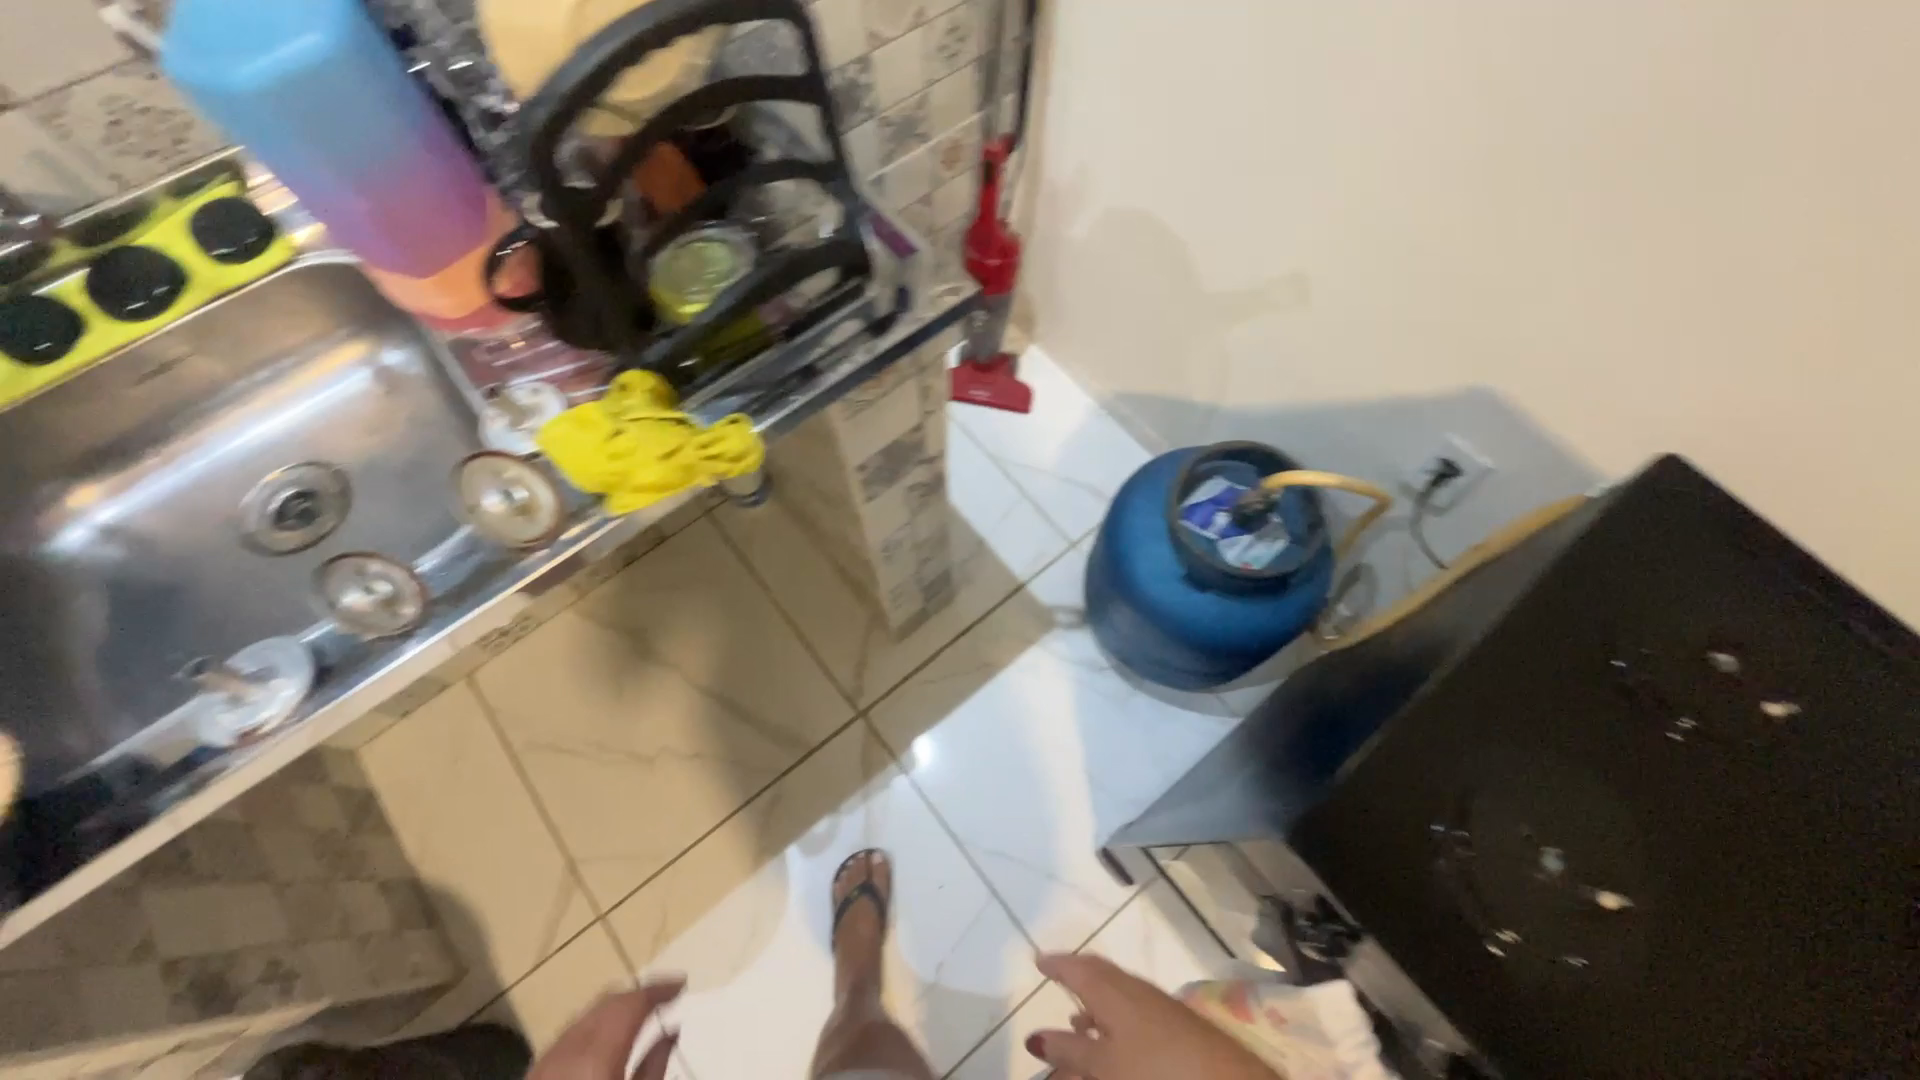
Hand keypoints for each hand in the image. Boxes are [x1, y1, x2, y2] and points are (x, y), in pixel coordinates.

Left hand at [529, 977, 684, 1079]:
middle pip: (608, 1001)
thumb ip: (655, 1065)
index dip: (659, 987)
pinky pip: (567, 1032)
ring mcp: (547, 1057)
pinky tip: (603, 1036)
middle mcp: (570, 1047)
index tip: (682, 984)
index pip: (633, 1002)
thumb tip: (673, 1030)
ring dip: (614, 1006)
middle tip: (664, 996)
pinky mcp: (534, 1070)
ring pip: (586, 1013)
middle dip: (637, 993)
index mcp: (599, 1054)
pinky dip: (590, 1024)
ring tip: (638, 1011)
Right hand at [1026, 953, 1275, 1079]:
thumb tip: (1035, 1036)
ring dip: (1097, 1004)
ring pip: (1120, 995)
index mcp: (1112, 992)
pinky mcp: (1181, 1024)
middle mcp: (1136, 989)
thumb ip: (1068, 1049)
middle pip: (1101, 975)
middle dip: (1078, 977)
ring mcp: (1161, 1005)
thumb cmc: (1154, 1070)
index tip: (1038, 961)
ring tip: (1079, 1023)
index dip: (1057, 964)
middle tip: (1058, 979)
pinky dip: (1118, 1019)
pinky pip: (1137, 1011)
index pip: (1078, 968)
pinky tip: (1119, 1043)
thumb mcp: (1103, 1066)